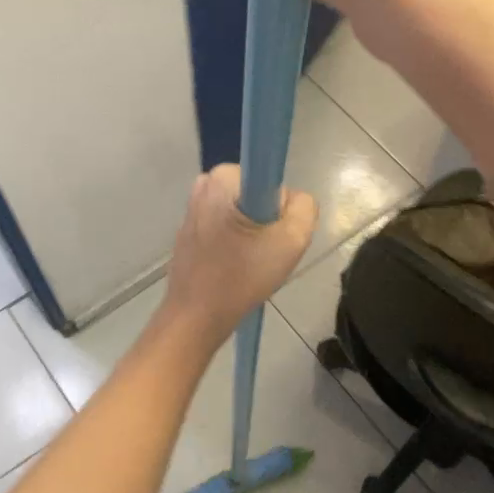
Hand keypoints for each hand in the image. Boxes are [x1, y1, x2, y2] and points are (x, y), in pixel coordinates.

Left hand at [160, 165, 316, 344]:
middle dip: (267, 219)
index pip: (269, 175)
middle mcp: (204, 183)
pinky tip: (234, 266)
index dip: (280, 206)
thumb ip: (304, 207)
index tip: (273, 233)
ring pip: (243, 210)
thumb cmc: (242, 277)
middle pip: (257, 192)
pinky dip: (235, 242)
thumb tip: (293, 201)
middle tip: (267, 251)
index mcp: (224, 178)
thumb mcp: (292, 240)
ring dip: (252, 233)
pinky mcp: (188, 228)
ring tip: (250, 262)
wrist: (196, 317)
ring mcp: (192, 206)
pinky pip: (226, 225)